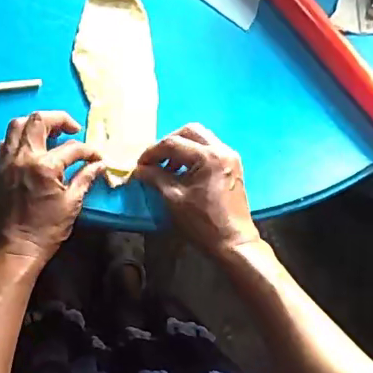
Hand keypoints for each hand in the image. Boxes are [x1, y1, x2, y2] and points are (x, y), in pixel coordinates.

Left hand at [0, 111, 106, 266]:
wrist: (16, 247)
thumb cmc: (47, 229)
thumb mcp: (72, 204)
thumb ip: (85, 178)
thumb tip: (98, 164)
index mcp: (44, 166)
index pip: (72, 148)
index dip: (89, 151)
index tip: (97, 157)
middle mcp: (23, 157)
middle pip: (39, 120)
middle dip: (59, 119)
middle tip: (71, 130)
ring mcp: (7, 161)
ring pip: (17, 125)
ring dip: (36, 124)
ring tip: (51, 134)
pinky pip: (6, 142)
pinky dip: (19, 138)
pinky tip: (32, 148)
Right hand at [135, 124, 261, 258]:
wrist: (232, 241)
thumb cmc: (202, 222)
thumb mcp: (173, 198)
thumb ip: (155, 177)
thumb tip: (140, 169)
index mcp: (208, 157)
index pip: (173, 143)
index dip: (152, 152)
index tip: (140, 165)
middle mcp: (222, 150)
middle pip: (189, 131)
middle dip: (168, 142)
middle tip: (154, 160)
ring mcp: (230, 157)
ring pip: (200, 138)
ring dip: (181, 147)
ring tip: (166, 167)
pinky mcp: (232, 166)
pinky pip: (209, 149)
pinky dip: (192, 154)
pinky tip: (182, 171)